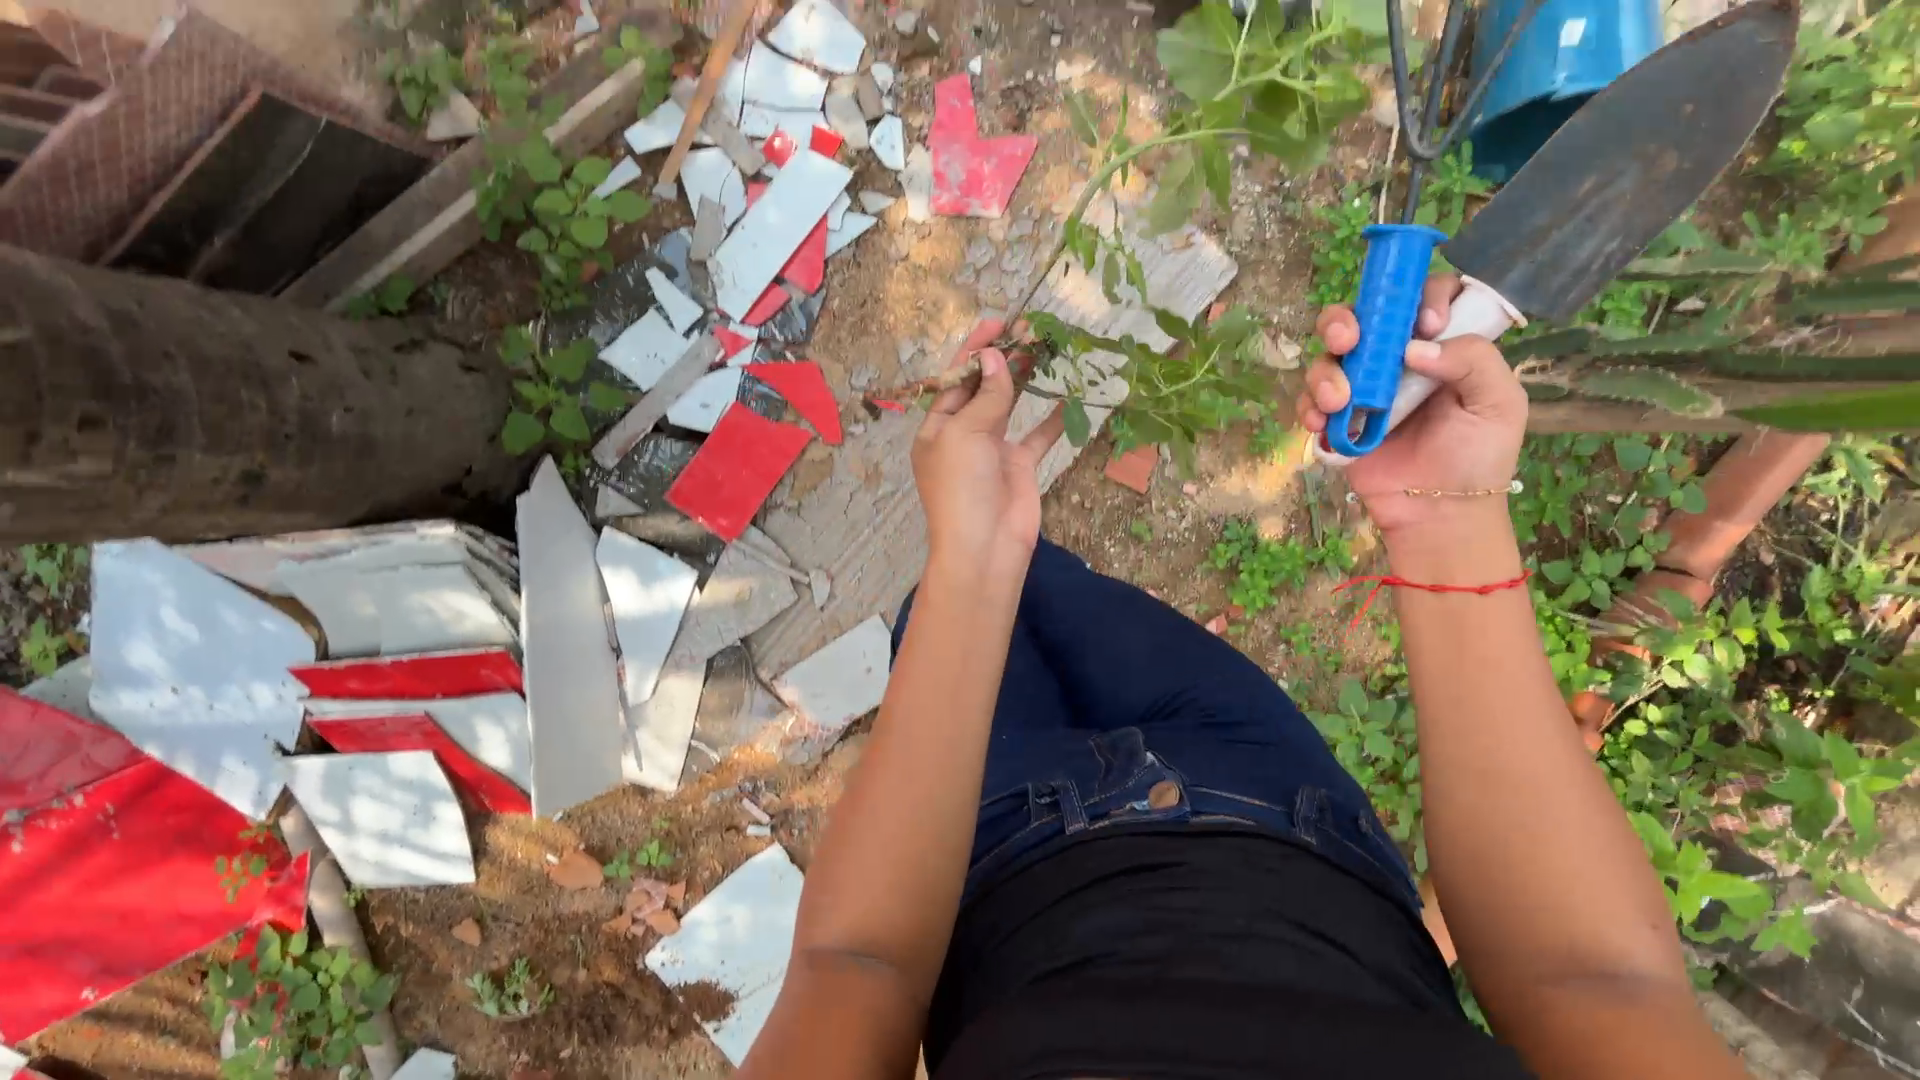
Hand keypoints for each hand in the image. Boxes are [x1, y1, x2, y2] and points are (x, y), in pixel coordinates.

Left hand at [914, 320, 1064, 583]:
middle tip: (1030, 329)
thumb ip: (985, 395)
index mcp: (936, 428)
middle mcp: (961, 436)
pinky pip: (1038, 436)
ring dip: (1025, 378)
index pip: (954, 379)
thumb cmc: (961, 487)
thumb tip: (995, 358)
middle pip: (982, 388)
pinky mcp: (1019, 466)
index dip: (974, 350)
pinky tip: (1070, 395)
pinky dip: (1054, 417)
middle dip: (1002, 358)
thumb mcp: (965, 434)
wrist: (984, 546)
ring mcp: (992, 450)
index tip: (997, 323)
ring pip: (1009, 405)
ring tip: (1046, 348)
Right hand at [1294, 276, 1527, 538]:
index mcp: (1440, 347)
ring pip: (1327, 358)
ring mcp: (1361, 391)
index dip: (1418, 298)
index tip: (1424, 325)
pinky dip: (1309, 407)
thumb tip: (1413, 346)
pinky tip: (1321, 424)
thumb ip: (1473, 359)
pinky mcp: (1336, 421)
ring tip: (1338, 402)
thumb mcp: (1499, 403)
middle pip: (1360, 318)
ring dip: (1325, 373)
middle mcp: (1395, 361)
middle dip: (1344, 321)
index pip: (1423, 298)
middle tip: (1350, 341)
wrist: (1440, 511)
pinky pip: (1310, 401)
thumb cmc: (1477, 457)